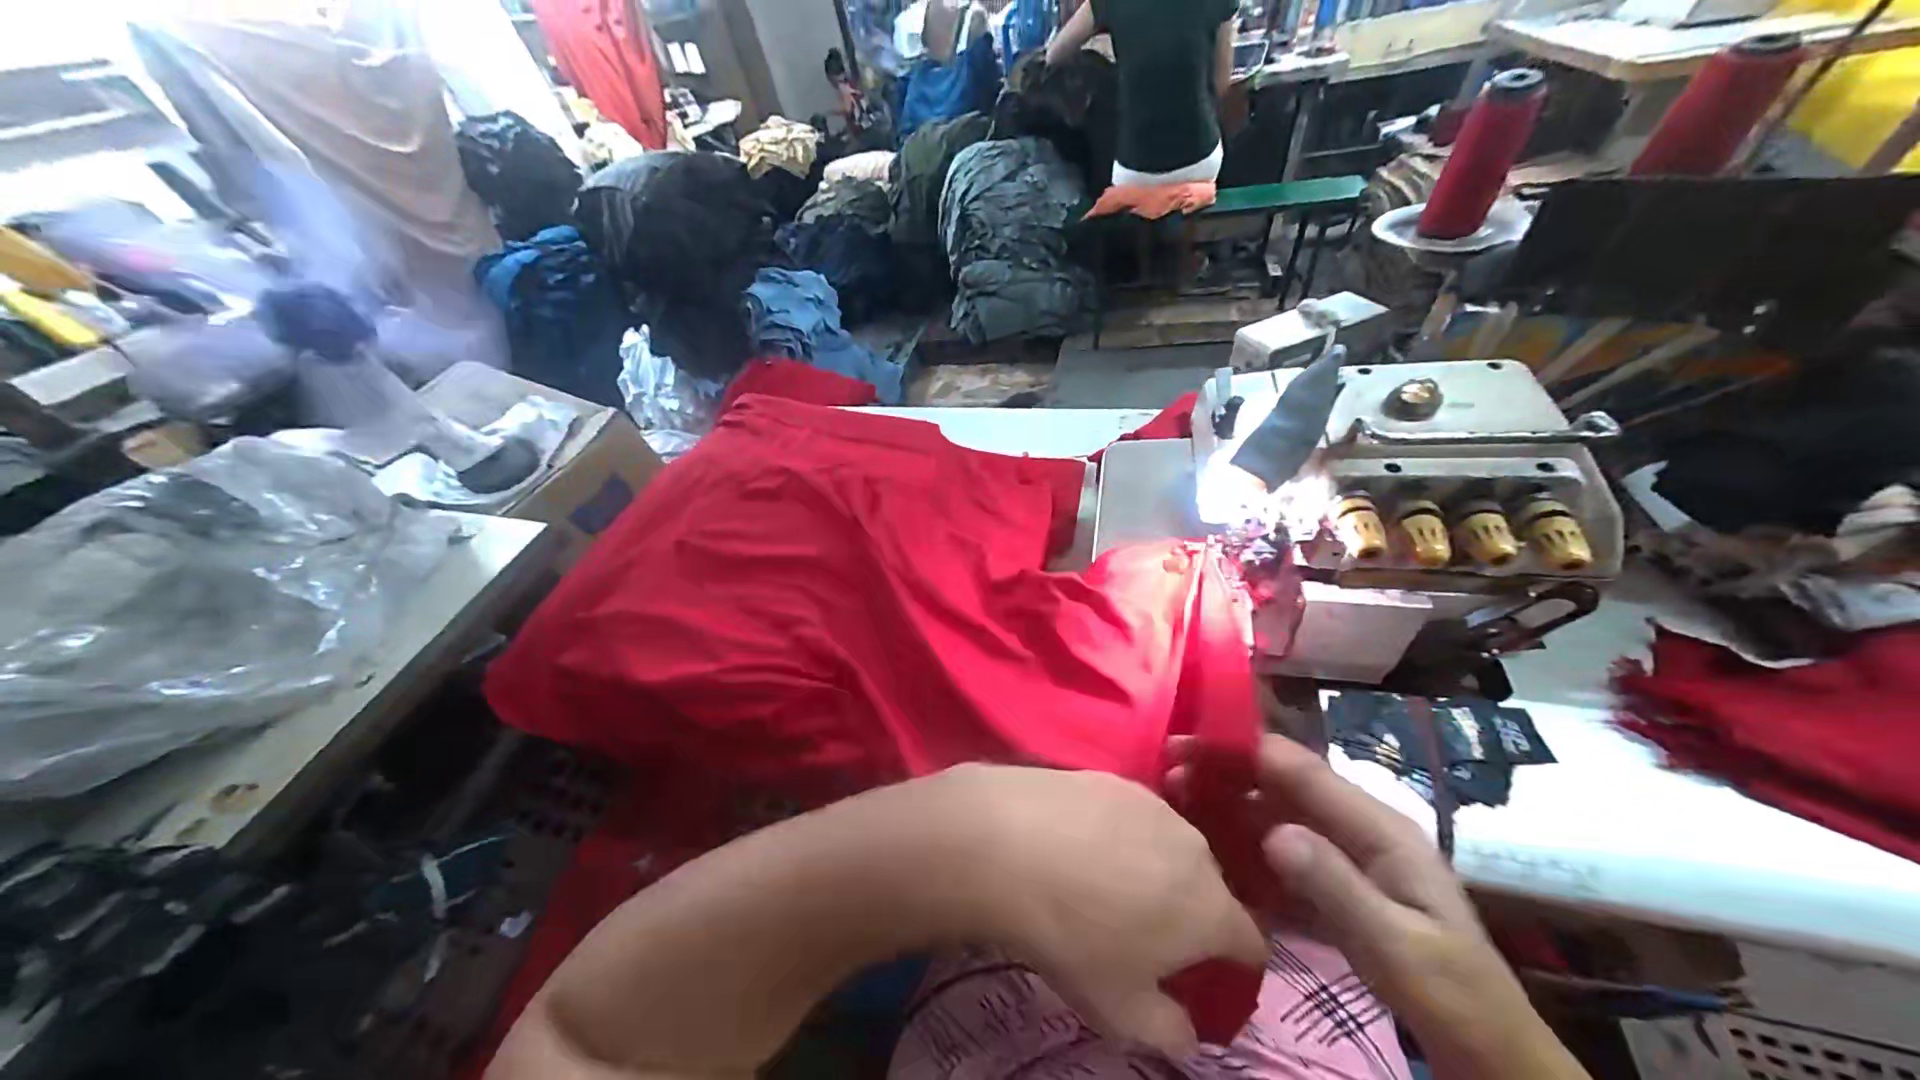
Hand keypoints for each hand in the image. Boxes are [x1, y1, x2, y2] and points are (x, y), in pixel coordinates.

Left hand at [917, 765, 1268, 1056]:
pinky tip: (1075, 843)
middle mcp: (1195, 847)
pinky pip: (1130, 815)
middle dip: (1188, 912)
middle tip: (1140, 931)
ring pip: (1168, 846)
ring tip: (1101, 883)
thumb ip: (1169, 1031)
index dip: (1231, 967)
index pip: (1249, 943)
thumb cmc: (1073, 936)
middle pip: (1208, 888)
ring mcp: (1153, 803)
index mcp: (1212, 909)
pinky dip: (1116, 832)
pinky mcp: (1112, 777)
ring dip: (1151, 866)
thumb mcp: (1120, 1011)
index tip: (1198, 978)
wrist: (1007, 842)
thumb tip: (1185, 1032)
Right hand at [1171, 737, 1588, 1079]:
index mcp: (1379, 827)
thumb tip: (1273, 831)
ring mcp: (1344, 854)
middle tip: (1167, 775)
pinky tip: (1207, 851)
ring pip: (1274, 815)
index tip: (1186, 746)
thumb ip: (1336, 887)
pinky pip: (1278, 852)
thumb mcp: (1398, 947)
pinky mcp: (1332, 883)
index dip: (1241, 749)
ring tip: (1174, 804)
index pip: (1300, 769)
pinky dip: (1242, 846)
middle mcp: (1357, 828)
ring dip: (1226, 806)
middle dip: (1224, 774)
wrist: (1489, 1051)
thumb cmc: (1451, 994)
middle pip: (1280, 785)